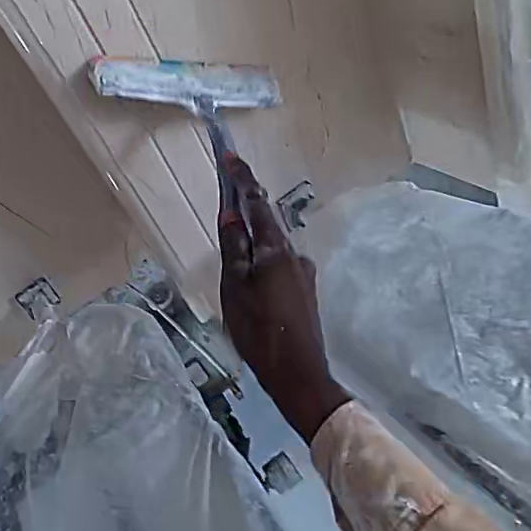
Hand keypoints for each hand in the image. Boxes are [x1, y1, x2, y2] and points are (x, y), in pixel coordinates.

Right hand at [218, 154, 348, 441]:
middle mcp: (295, 254)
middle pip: (267, 222)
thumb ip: (233, 247)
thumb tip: (231, 212)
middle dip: (246, 206)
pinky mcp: (304, 290)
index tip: (229, 156)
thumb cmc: (258, 329)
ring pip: (272, 245)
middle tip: (225, 195)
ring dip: (253, 238)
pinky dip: (261, 259)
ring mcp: (303, 273)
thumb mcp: (233, 286)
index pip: (256, 203)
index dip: (241, 178)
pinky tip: (249, 278)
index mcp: (275, 249)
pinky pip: (278, 264)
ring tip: (231, 248)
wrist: (298, 374)